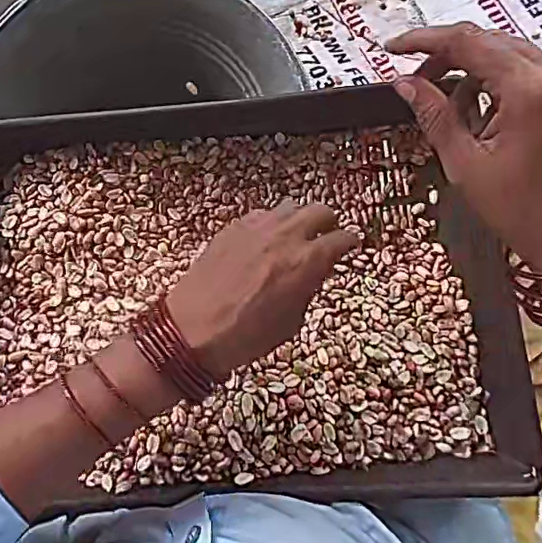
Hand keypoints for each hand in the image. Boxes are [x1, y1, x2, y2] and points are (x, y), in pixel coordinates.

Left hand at [164, 201, 359, 373]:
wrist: (191, 330)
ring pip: (290, 206)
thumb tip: (316, 272)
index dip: (349, 244)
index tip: (349, 247)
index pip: (342, 238)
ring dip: (298, 219)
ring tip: (294, 237)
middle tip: (325, 237)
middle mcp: (284, 236)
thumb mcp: (291, 322)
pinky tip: (265, 240)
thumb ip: (308, 289)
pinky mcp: (231, 228)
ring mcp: (255, 228)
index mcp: (306, 261)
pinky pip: (261, 215)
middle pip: (319, 210)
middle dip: (328, 223)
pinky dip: (270, 223)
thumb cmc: (244, 336)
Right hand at [387, 24, 541, 275]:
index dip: (424, 40)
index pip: (469, 42)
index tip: (395, 46)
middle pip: (496, 43)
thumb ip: (434, 115)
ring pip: (520, 57)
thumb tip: (406, 84)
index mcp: (536, 91)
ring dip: (480, 71)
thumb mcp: (466, 165)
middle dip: (451, 57)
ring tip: (454, 106)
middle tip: (417, 80)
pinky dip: (511, 85)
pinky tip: (490, 113)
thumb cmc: (527, 215)